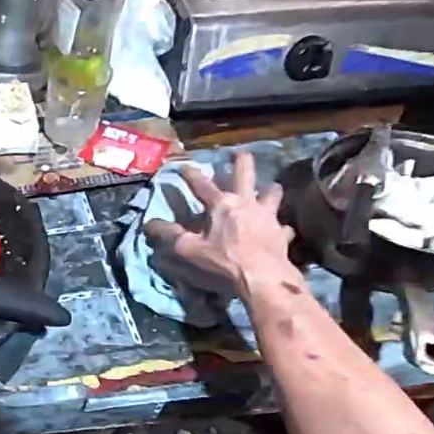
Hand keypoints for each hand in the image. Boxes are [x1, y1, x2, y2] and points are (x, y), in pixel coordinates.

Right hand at [143, 153, 297, 294]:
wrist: (262, 279)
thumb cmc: (223, 262)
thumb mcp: (188, 250)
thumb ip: (169, 235)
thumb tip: (150, 224)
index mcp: (221, 205)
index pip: (201, 183)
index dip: (189, 173)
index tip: (182, 165)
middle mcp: (246, 203)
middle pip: (246, 173)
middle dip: (241, 161)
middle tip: (239, 155)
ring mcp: (268, 217)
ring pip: (273, 193)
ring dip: (269, 190)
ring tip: (268, 191)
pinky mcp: (282, 234)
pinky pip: (284, 227)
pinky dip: (281, 228)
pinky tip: (280, 232)